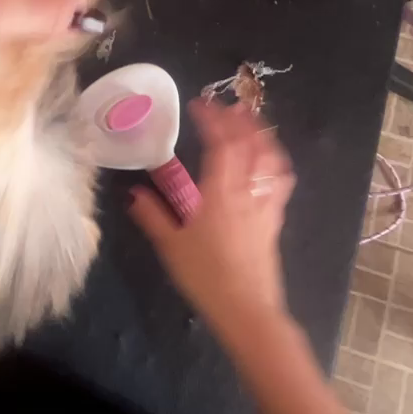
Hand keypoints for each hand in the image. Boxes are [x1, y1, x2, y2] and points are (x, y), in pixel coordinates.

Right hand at [130, 100, 295, 324]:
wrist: (247, 310)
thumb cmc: (205, 276)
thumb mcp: (170, 245)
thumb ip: (152, 215)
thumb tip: (132, 193)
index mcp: (221, 193)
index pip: (222, 144)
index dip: (213, 119)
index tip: (201, 103)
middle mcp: (247, 193)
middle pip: (251, 145)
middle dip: (240, 121)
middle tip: (226, 105)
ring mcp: (265, 206)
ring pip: (270, 160)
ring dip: (261, 136)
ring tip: (251, 123)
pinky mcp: (273, 220)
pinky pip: (279, 182)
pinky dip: (274, 162)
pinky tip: (270, 160)